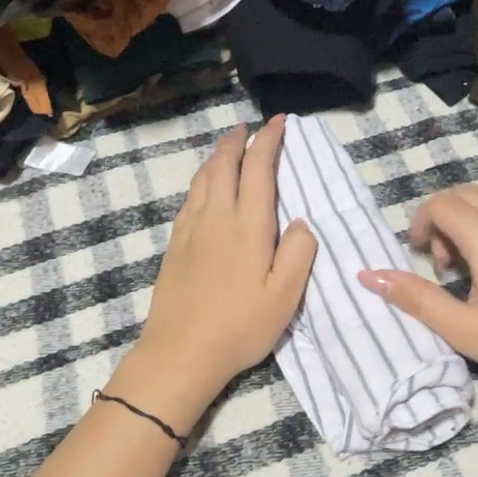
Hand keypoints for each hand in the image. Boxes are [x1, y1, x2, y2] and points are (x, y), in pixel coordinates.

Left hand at [117, 117, 317, 426]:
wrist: (179, 354)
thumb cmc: (239, 327)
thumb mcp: (284, 297)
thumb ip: (298, 253)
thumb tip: (301, 221)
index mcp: (248, 226)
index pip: (258, 168)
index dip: (269, 141)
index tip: (279, 122)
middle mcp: (217, 217)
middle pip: (225, 164)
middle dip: (239, 140)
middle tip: (250, 127)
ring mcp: (191, 229)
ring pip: (203, 177)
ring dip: (218, 155)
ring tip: (228, 147)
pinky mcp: (176, 244)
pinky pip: (191, 196)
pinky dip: (203, 178)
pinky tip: (205, 186)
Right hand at [356, 180, 477, 394]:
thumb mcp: (463, 328)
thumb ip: (415, 298)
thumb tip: (369, 276)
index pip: (441, 205)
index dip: (421, 224)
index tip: (421, 256)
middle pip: (461, 194)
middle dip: (442, 220)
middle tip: (444, 264)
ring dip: (467, 211)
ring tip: (469, 253)